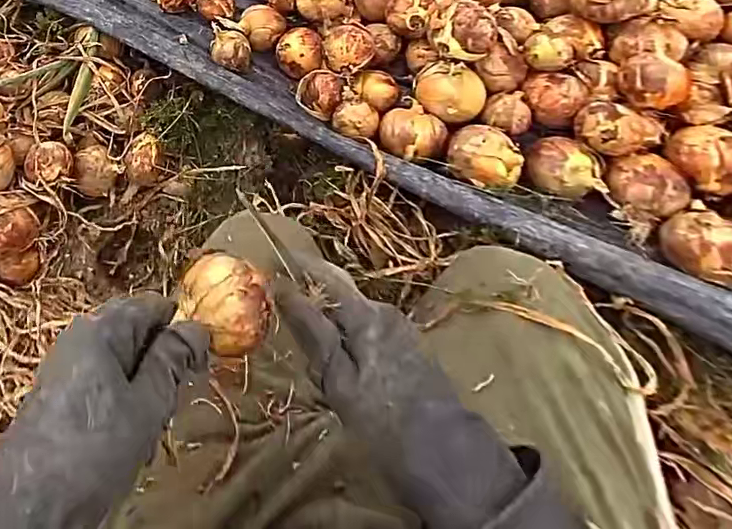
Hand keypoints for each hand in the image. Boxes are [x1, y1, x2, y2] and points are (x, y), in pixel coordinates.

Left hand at [0, 294, 207, 528]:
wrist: (29, 505)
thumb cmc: (92, 449)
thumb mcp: (146, 405)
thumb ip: (172, 362)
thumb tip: (197, 327)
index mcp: (100, 327)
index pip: (151, 305)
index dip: (180, 329)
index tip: (197, 363)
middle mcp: (78, 337)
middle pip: (134, 335)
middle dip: (159, 366)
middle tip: (169, 405)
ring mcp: (64, 367)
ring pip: (119, 366)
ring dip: (141, 393)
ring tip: (147, 433)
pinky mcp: (55, 397)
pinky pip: (99, 388)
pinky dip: (118, 408)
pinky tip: (123, 444)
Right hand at [277, 260, 531, 528]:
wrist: (459, 469)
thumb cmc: (389, 425)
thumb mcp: (340, 383)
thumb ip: (313, 333)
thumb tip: (282, 288)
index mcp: (367, 315)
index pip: (325, 275)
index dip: (298, 266)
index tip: (273, 263)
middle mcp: (387, 314)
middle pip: (341, 297)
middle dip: (314, 303)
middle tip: (285, 317)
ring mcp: (404, 334)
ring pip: (355, 319)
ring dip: (333, 328)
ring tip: (312, 354)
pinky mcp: (413, 355)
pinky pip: (371, 336)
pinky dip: (351, 345)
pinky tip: (344, 372)